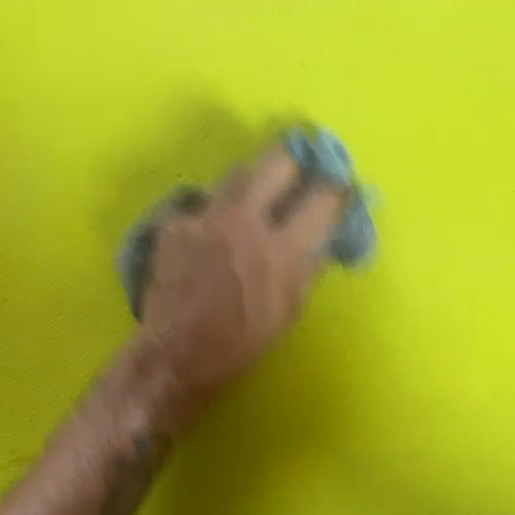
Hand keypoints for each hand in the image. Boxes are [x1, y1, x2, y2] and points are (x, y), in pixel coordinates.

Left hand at [131, 146, 347, 429]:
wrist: (177, 354)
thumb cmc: (241, 344)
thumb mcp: (289, 310)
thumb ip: (307, 266)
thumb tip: (320, 237)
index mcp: (282, 250)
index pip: (323, 197)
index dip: (336, 190)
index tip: (338, 190)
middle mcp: (245, 221)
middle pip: (278, 160)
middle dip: (293, 166)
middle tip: (295, 181)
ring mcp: (206, 216)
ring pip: (238, 175)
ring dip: (253, 186)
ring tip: (252, 209)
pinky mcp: (176, 221)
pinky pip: (204, 204)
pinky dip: (215, 217)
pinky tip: (211, 239)